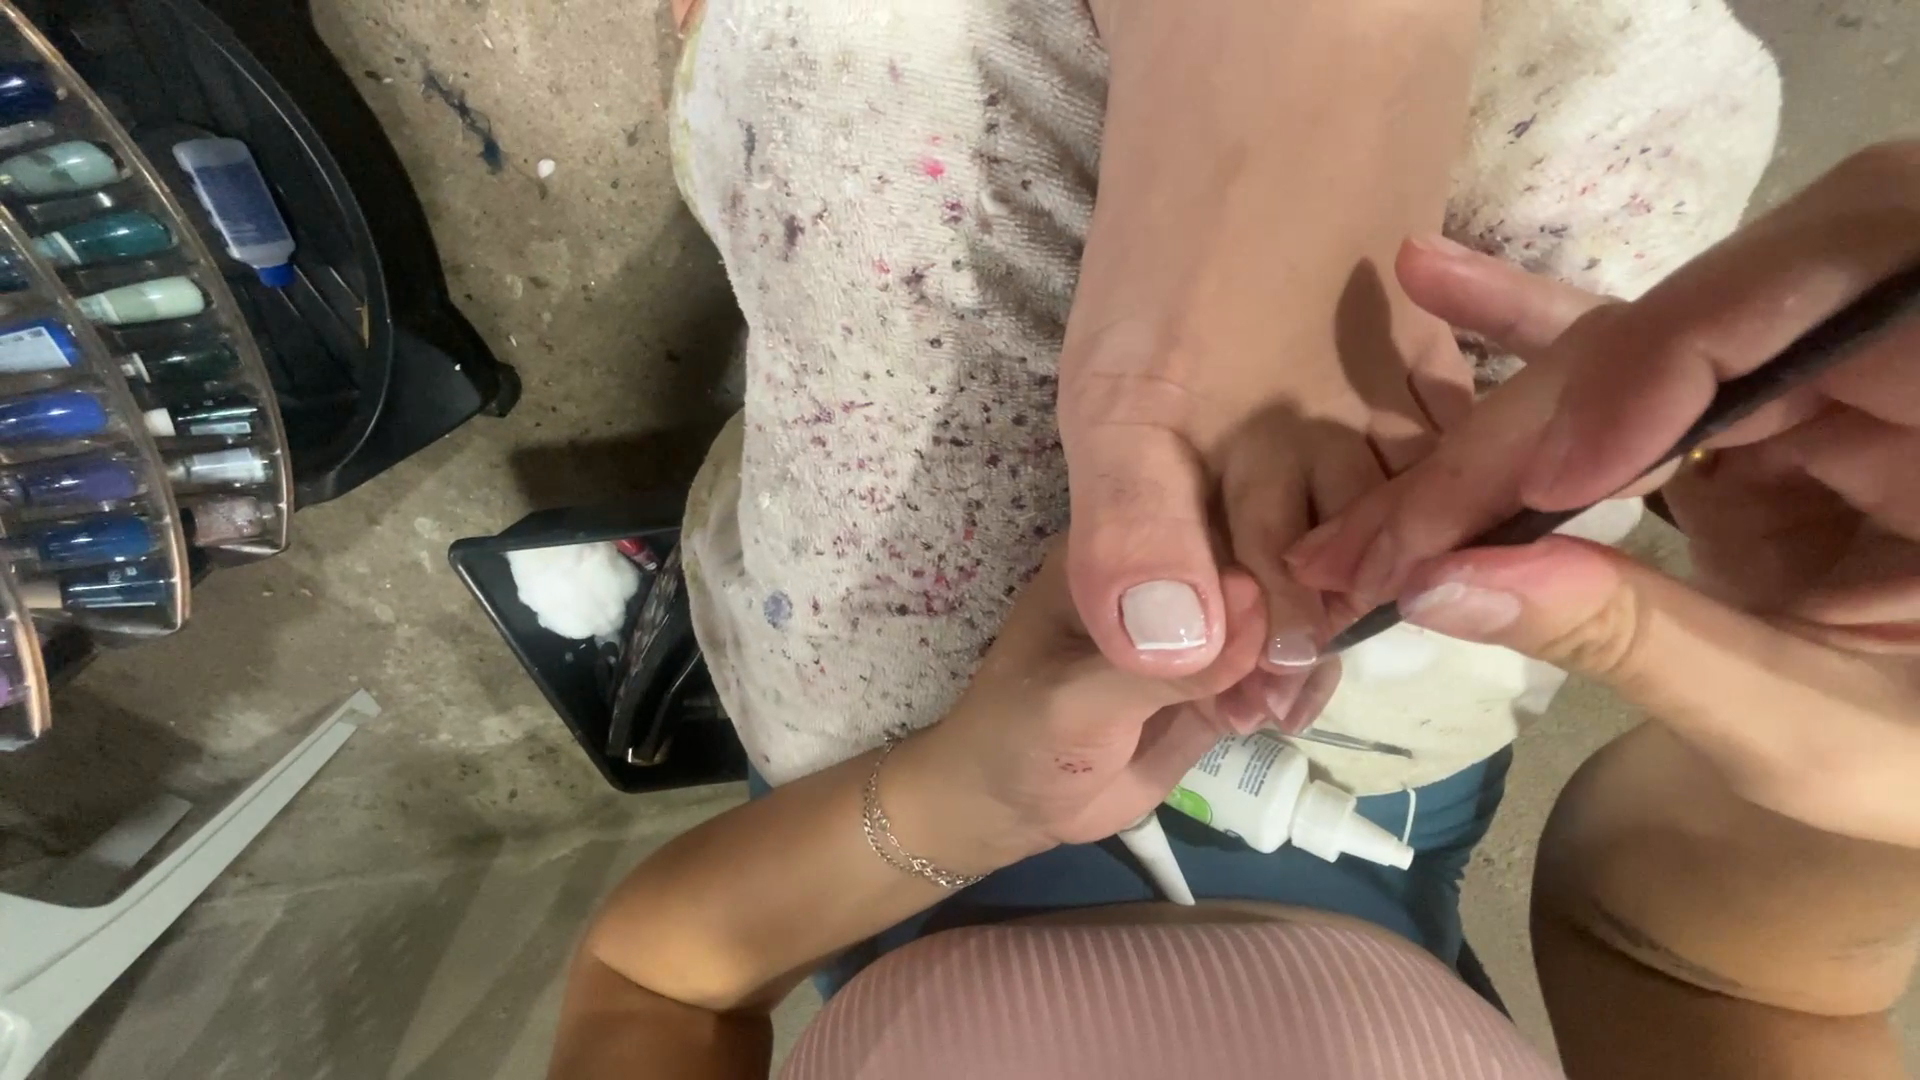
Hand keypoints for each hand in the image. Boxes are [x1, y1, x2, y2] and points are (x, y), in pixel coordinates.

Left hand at [890, 537, 1268, 865]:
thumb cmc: (1021, 738)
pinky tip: (1272, 720)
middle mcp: (1161, 581)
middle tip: (1285, 676)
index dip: (1264, 559)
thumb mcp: (1082, 700)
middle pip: (1256, 569)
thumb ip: (1165, 667)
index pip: (1206, 527)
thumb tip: (1254, 605)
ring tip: (1271, 709)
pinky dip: (1287, 689)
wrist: (1012, 804)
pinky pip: (1268, 671)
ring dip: (1291, 661)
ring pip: (1272, 622)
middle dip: (1290, 617)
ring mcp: (1191, 633)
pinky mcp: (1210, 681)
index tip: (1297, 614)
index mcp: (1114, 557)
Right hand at [1054, 0, 1478, 733]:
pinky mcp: (1399, 386)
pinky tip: (1490, 547)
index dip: (1225, 663)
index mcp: (1156, 495)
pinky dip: (1461, 509)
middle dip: (1306, 637)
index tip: (1260, 705)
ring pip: (1363, 539)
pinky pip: (1435, 470)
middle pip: (1281, 583)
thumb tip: (1162, 654)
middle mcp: (1239, 473)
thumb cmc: (1180, 251)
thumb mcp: (1125, 402)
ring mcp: (1325, 432)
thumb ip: (1129, 528)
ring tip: (1402, 635)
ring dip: (1388, 588)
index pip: (1190, 611)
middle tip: (1327, 694)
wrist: (1276, 93)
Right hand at [1289, 143, 1919, 845]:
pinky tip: (1428, 283)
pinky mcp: (1725, 402)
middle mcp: (1905, 350)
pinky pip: (1616, 348)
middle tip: (1398, 541)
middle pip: (1674, 335)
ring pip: (1612, 356)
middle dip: (1514, 444)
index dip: (1666, 367)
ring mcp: (1809, 370)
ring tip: (1378, 518)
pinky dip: (1515, 329)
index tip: (1549, 488)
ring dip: (1478, 441)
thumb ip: (1636, 641)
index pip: (1834, 298)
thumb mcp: (1811, 731)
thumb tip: (1431, 586)